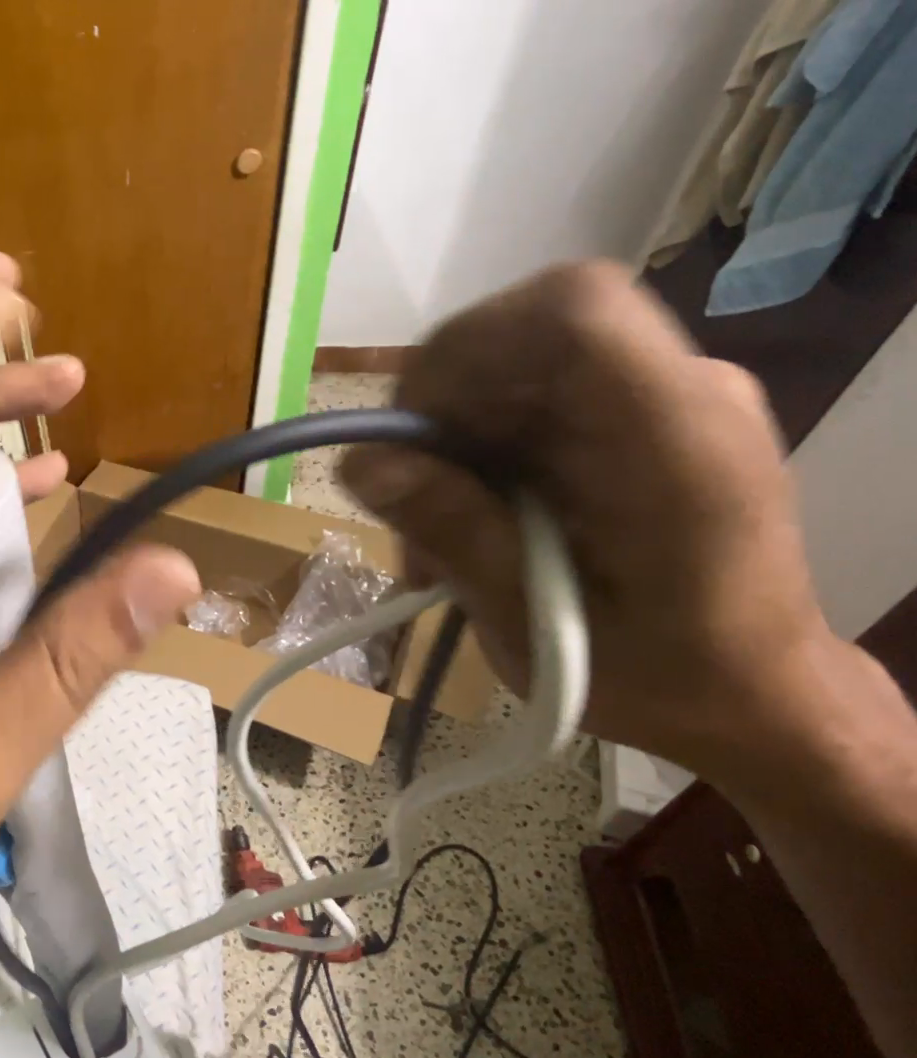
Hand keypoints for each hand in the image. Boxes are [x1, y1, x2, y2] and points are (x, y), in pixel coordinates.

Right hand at [340, 261, 837, 782]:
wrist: (750, 693)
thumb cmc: (658, 680)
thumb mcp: (536, 625)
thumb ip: (456, 533)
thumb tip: (358, 463)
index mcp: (679, 443)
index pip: (571, 312)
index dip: (468, 350)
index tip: (411, 436)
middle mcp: (682, 394)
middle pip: (524, 333)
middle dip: (439, 411)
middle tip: (411, 506)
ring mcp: (663, 397)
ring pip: (511, 366)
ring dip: (448, 439)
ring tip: (435, 535)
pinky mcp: (636, 414)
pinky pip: (528, 397)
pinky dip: (473, 449)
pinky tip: (469, 519)